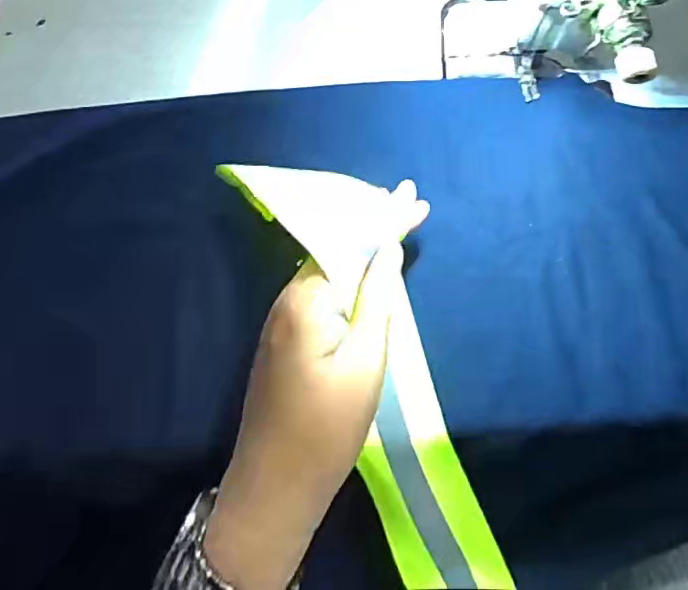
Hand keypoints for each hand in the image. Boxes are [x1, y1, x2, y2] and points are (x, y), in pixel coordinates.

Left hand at [205, 180, 424, 589]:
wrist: (273, 491)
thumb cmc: (327, 427)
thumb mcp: (367, 360)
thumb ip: (378, 299)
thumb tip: (388, 250)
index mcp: (306, 302)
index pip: (351, 243)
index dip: (386, 218)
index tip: (415, 196)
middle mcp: (288, 301)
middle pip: (334, 246)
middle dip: (370, 220)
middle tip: (406, 200)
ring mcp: (283, 320)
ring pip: (328, 265)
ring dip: (360, 241)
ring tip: (392, 220)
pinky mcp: (287, 337)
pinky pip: (322, 285)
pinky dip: (348, 267)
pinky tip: (368, 264)